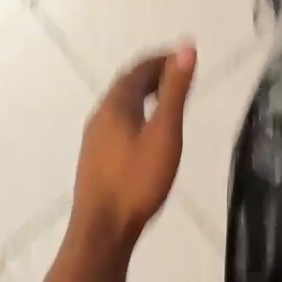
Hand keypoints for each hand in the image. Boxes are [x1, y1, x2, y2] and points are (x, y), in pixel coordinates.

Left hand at [72, 45, 196, 244]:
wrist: (101, 234)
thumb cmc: (138, 180)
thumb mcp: (165, 132)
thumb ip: (175, 90)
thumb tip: (186, 48)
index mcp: (116, 104)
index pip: (140, 68)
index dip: (164, 58)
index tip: (187, 59)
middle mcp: (100, 115)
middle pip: (128, 83)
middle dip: (155, 73)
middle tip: (182, 75)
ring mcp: (94, 138)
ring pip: (121, 103)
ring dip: (145, 92)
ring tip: (169, 98)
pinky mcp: (94, 158)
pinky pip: (117, 120)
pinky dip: (137, 111)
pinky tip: (148, 130)